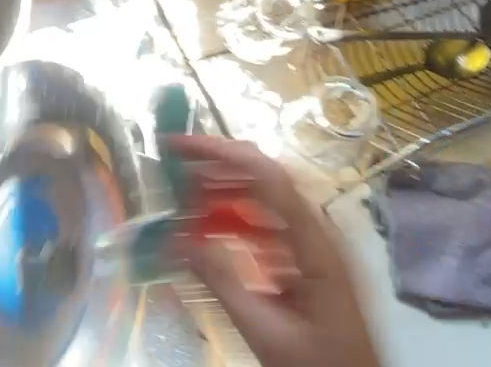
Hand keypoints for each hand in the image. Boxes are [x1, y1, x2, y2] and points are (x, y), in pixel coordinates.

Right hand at [166, 136, 380, 366]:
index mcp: (315, 244)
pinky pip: (265, 219)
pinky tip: (205, 220)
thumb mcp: (266, 331)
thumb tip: (175, 238)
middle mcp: (317, 232)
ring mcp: (312, 243)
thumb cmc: (318, 365)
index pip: (267, 177)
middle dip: (216, 162)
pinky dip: (233, 211)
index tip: (180, 145)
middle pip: (265, 176)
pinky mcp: (304, 258)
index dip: (222, 153)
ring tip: (181, 187)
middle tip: (172, 160)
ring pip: (263, 195)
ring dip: (221, 185)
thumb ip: (222, 283)